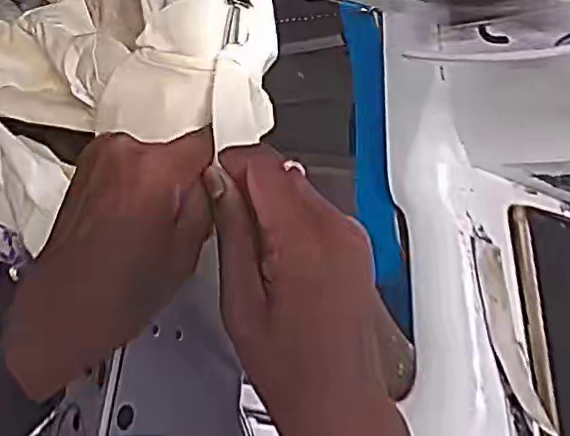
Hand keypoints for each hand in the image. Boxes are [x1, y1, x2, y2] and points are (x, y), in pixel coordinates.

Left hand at [2, 130, 213, 399]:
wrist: (57, 310)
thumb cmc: (113, 295)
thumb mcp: (184, 256)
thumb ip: (208, 203)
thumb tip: (213, 179)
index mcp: (154, 170)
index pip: (204, 139)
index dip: (216, 162)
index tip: (217, 179)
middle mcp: (125, 150)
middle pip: (175, 147)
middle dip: (184, 175)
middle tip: (179, 215)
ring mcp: (102, 153)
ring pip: (151, 152)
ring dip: (156, 176)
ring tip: (147, 220)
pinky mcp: (87, 161)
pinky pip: (127, 159)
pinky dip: (133, 179)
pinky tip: (128, 215)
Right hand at [210, 144, 408, 435]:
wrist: (342, 406)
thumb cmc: (294, 371)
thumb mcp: (241, 303)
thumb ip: (231, 232)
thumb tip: (219, 184)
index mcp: (305, 240)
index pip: (264, 166)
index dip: (233, 162)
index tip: (213, 172)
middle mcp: (335, 229)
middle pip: (282, 170)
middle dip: (248, 180)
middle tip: (222, 205)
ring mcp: (350, 233)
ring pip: (298, 184)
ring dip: (270, 197)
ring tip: (249, 240)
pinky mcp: (356, 242)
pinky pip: (315, 206)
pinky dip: (291, 214)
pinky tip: (276, 250)